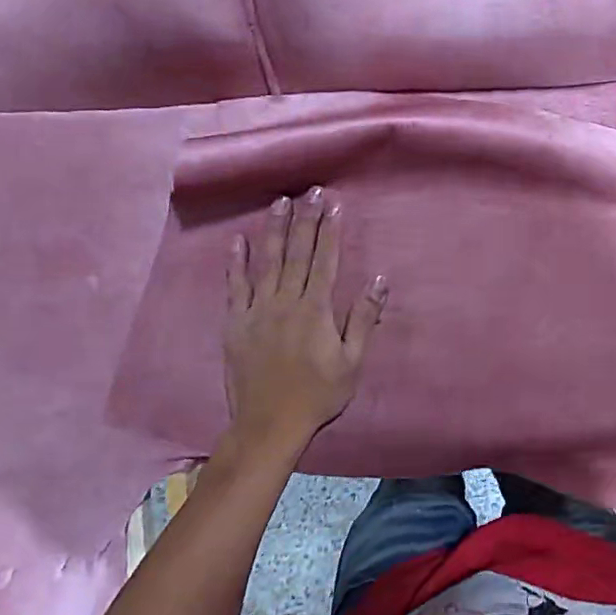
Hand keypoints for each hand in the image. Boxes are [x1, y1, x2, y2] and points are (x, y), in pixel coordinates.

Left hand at [222, 187, 386, 456]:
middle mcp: (287, 301)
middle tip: (310, 191)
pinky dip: (236, 262)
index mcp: (316, 310)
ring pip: (268, 261)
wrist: (269, 423)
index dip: (330, 231)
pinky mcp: (236, 322)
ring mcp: (258, 310)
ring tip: (279, 202)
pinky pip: (236, 286)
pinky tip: (238, 240)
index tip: (332, 204)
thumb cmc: (318, 395)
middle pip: (298, 253)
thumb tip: (379, 280)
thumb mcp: (353, 362)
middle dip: (305, 220)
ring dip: (274, 230)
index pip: (325, 260)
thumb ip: (364, 319)